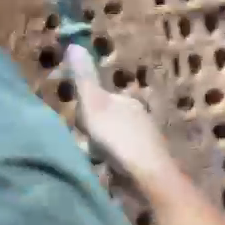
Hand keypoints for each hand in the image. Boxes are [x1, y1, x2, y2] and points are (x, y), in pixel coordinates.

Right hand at [67, 45, 180, 189]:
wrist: (151, 179)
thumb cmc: (118, 139)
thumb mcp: (93, 104)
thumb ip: (83, 77)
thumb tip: (74, 44)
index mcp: (127, 102)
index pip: (99, 98)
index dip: (85, 110)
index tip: (80, 124)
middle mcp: (139, 118)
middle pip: (105, 119)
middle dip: (93, 131)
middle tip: (87, 144)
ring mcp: (146, 142)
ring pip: (113, 140)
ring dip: (102, 149)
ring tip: (96, 161)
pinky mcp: (148, 165)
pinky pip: (122, 159)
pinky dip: (113, 163)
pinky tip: (109, 172)